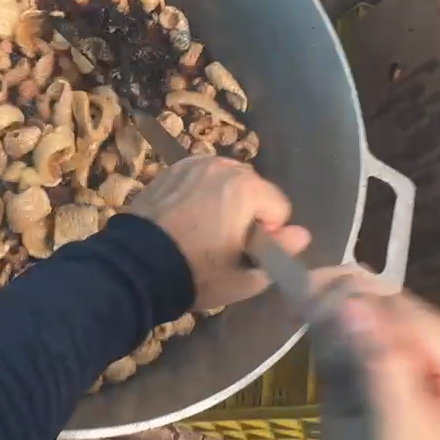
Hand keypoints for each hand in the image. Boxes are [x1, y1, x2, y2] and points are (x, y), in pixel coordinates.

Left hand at [124, 155, 309, 309]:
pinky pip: (200, 177)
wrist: (137, 265)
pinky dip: (201, 192)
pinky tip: (186, 217)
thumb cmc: (198, 272)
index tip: (246, 251)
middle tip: (225, 242)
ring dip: (225, 199)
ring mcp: (193, 164)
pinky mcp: (171, 169)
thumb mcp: (247, 275)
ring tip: (205, 229)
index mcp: (246, 188)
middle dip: (248, 212)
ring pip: (226, 180)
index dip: (269, 233)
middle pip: (253, 188)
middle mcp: (221, 166)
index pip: (279, 206)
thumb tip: (302, 234)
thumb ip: (281, 252)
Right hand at [310, 268, 439, 439]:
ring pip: (362, 286)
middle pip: (388, 300)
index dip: (372, 336)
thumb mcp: (398, 438)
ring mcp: (422, 324)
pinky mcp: (389, 319)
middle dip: (347, 328)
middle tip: (331, 369)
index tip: (338, 361)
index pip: (419, 324)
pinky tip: (324, 346)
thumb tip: (351, 306)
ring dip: (331, 319)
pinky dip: (324, 312)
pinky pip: (346, 290)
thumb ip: (383, 371)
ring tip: (330, 365)